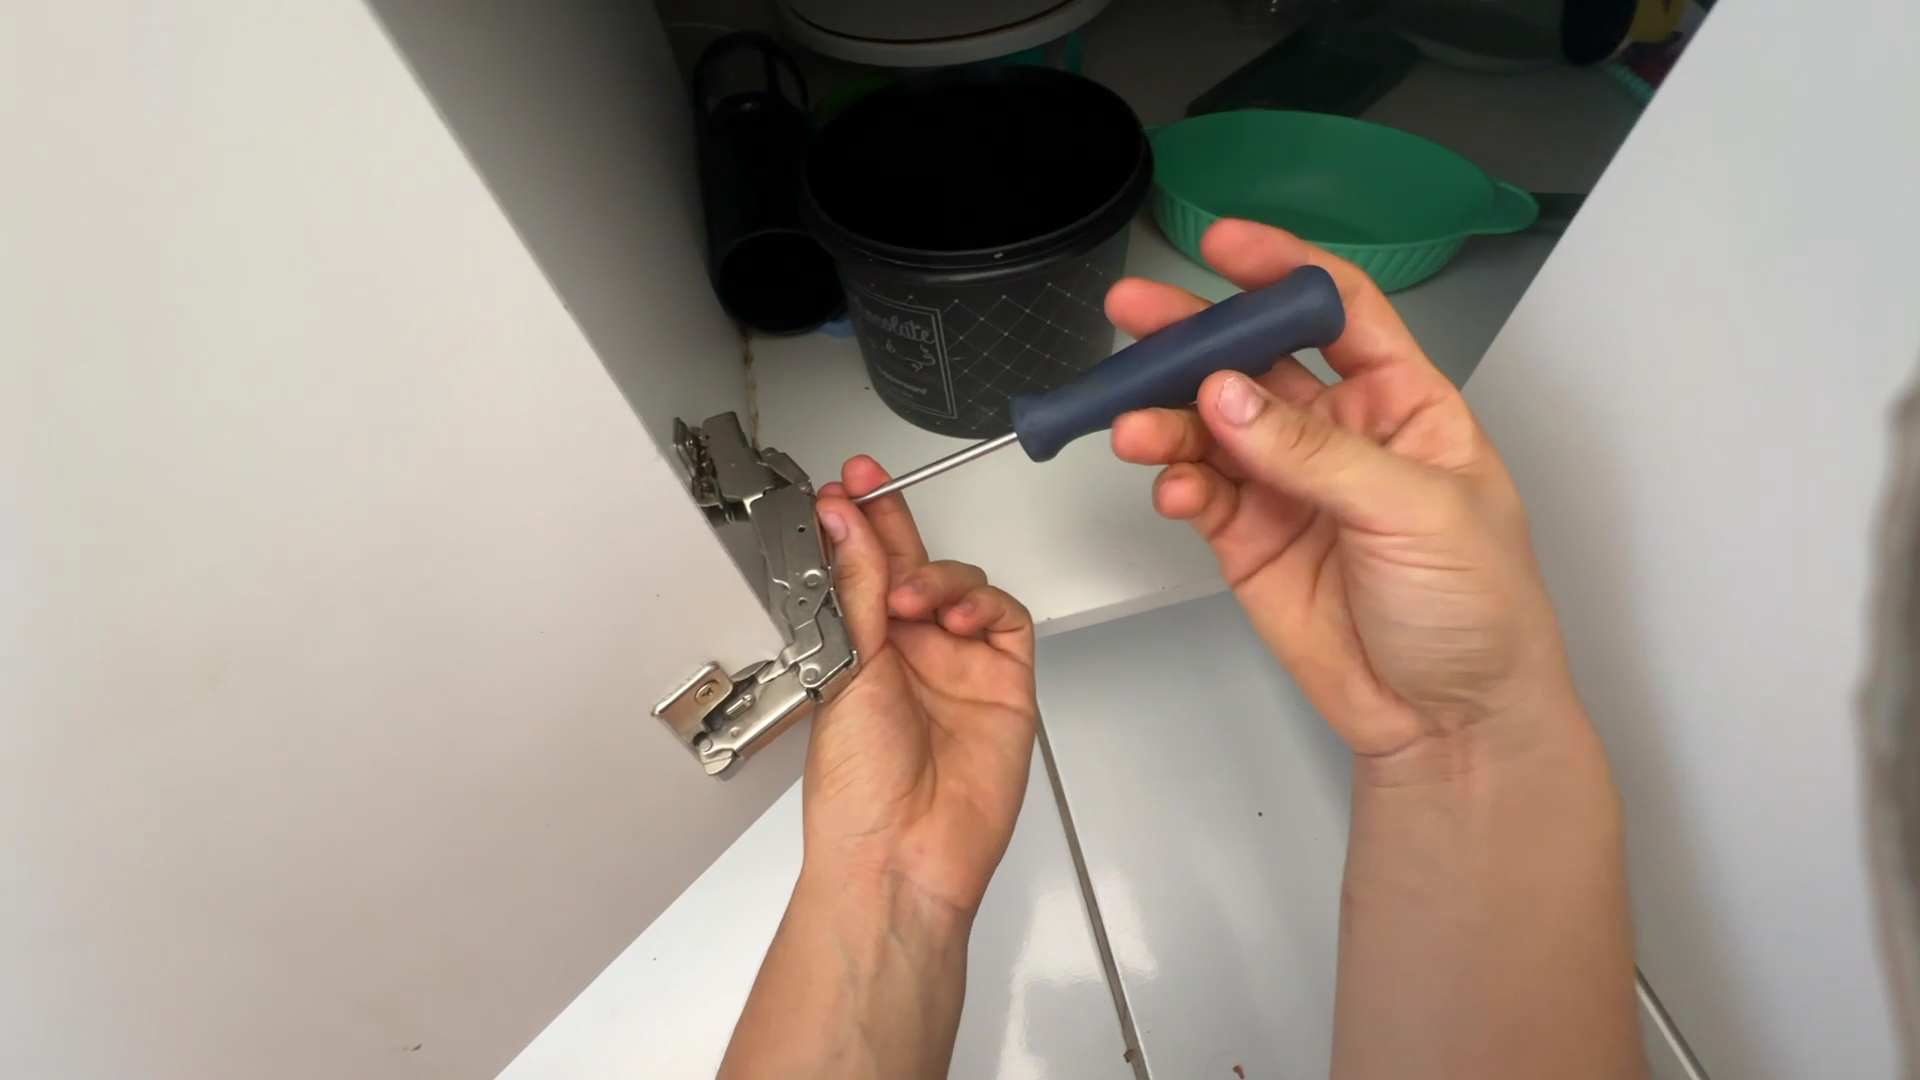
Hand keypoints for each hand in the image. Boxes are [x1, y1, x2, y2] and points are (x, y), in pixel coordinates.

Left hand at [807, 456, 1037, 918]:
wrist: (906, 851)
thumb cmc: (859, 785)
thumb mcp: (848, 668)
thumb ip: (858, 587)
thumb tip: (845, 522)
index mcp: (862, 651)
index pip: (863, 570)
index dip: (858, 525)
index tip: (846, 485)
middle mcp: (910, 652)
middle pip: (910, 565)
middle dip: (894, 522)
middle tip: (871, 485)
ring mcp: (958, 663)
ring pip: (961, 584)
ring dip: (937, 576)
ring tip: (909, 598)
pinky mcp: (1003, 680)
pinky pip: (1006, 618)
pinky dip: (984, 603)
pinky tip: (959, 617)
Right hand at [1108, 220, 1575, 771]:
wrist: (1441, 716)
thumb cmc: (1474, 607)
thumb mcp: (1413, 512)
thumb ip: (1313, 452)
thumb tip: (1227, 395)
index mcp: (1398, 404)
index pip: (1335, 311)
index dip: (1279, 270)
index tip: (1222, 246)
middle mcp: (1331, 435)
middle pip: (1249, 362)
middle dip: (1190, 338)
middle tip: (1132, 317)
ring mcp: (1281, 485)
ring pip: (1208, 430)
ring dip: (1167, 423)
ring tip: (1133, 429)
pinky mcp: (1244, 536)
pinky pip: (1198, 493)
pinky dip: (1177, 486)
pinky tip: (1174, 492)